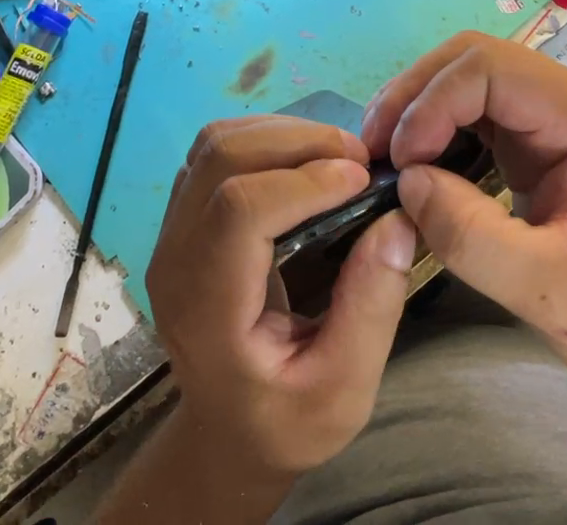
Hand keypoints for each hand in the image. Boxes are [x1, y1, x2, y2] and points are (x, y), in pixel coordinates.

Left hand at [147, 116, 417, 475]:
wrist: (227, 433)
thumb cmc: (285, 421)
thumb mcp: (344, 390)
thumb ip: (371, 308)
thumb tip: (397, 220)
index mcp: (207, 309)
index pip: (238, 211)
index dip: (302, 181)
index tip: (362, 179)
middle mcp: (175, 259)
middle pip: (220, 160)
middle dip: (296, 142)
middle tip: (359, 158)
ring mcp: (169, 235)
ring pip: (212, 146)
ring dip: (279, 134)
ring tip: (338, 155)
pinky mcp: (181, 220)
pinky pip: (212, 155)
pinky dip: (262, 141)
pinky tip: (305, 161)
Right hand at [364, 32, 566, 404]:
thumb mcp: (550, 291)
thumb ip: (471, 235)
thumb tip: (407, 182)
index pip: (490, 67)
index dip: (432, 102)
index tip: (399, 162)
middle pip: (475, 60)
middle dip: (415, 95)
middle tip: (374, 147)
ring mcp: (556, 126)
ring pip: (470, 83)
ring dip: (420, 110)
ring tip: (383, 154)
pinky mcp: (541, 151)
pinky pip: (477, 120)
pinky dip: (437, 134)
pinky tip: (413, 166)